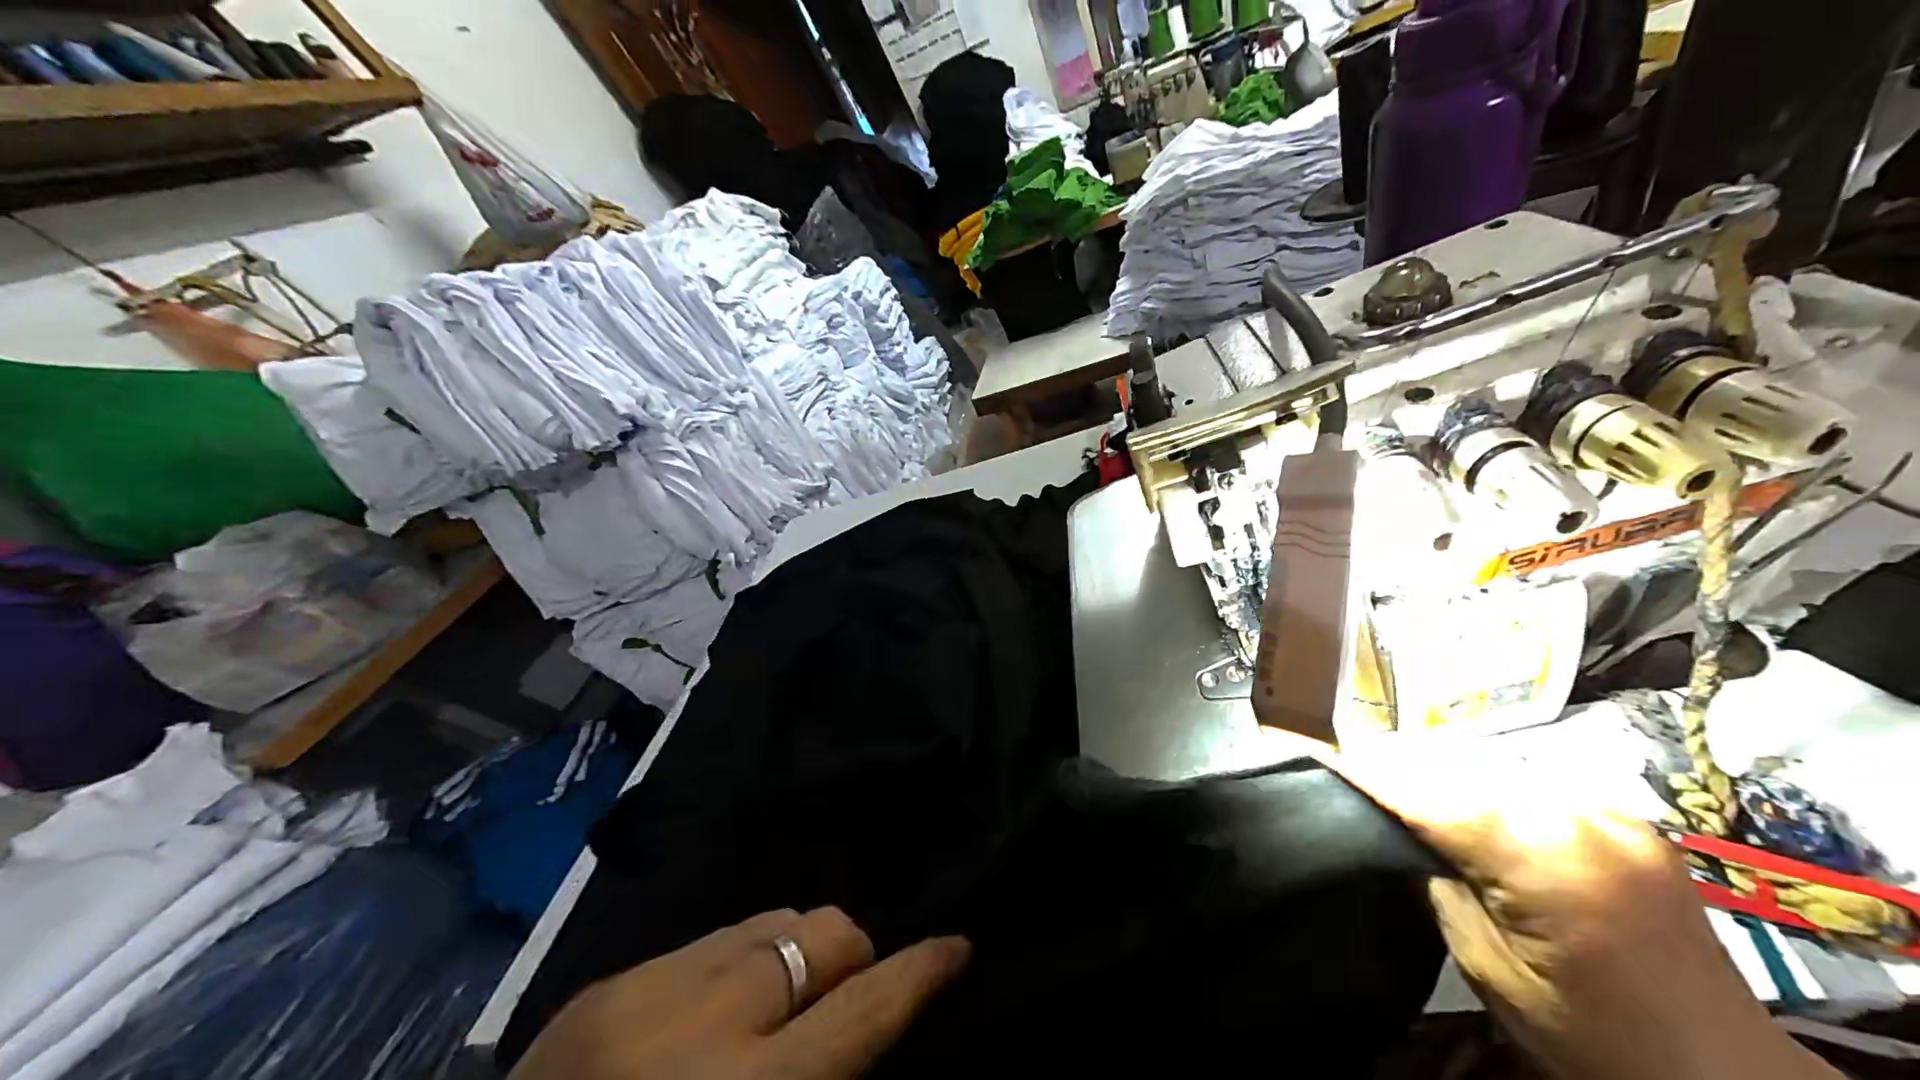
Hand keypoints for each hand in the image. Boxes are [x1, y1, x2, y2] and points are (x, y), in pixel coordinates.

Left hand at [512, 907, 969, 1079]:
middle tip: (843, 998)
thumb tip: (859, 1021)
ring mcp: (646, 990)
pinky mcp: (607, 982)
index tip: (956, 946)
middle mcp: (702, 1024)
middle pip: (821, 935)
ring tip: (782, 997)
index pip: (862, 1011)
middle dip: (851, 957)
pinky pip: (711, 937)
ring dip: (794, 951)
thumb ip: (818, 1073)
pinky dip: (738, 959)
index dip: (918, 974)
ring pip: (769, 920)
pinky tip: (720, 1002)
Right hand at [1321, 735, 1839, 1079]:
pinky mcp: (1627, 819)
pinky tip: (1467, 804)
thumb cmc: (1589, 1036)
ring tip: (1400, 788)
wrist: (1720, 1076)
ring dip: (1443, 776)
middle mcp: (1579, 815)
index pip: (1424, 794)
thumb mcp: (1486, 964)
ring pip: (1493, 768)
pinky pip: (1533, 784)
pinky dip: (1489, 788)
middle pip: (1457, 769)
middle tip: (1351, 775)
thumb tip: (1396, 827)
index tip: (1314, 752)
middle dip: (1400, 770)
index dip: (1364, 773)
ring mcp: (1610, 811)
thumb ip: (1435, 879)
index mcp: (1543, 856)